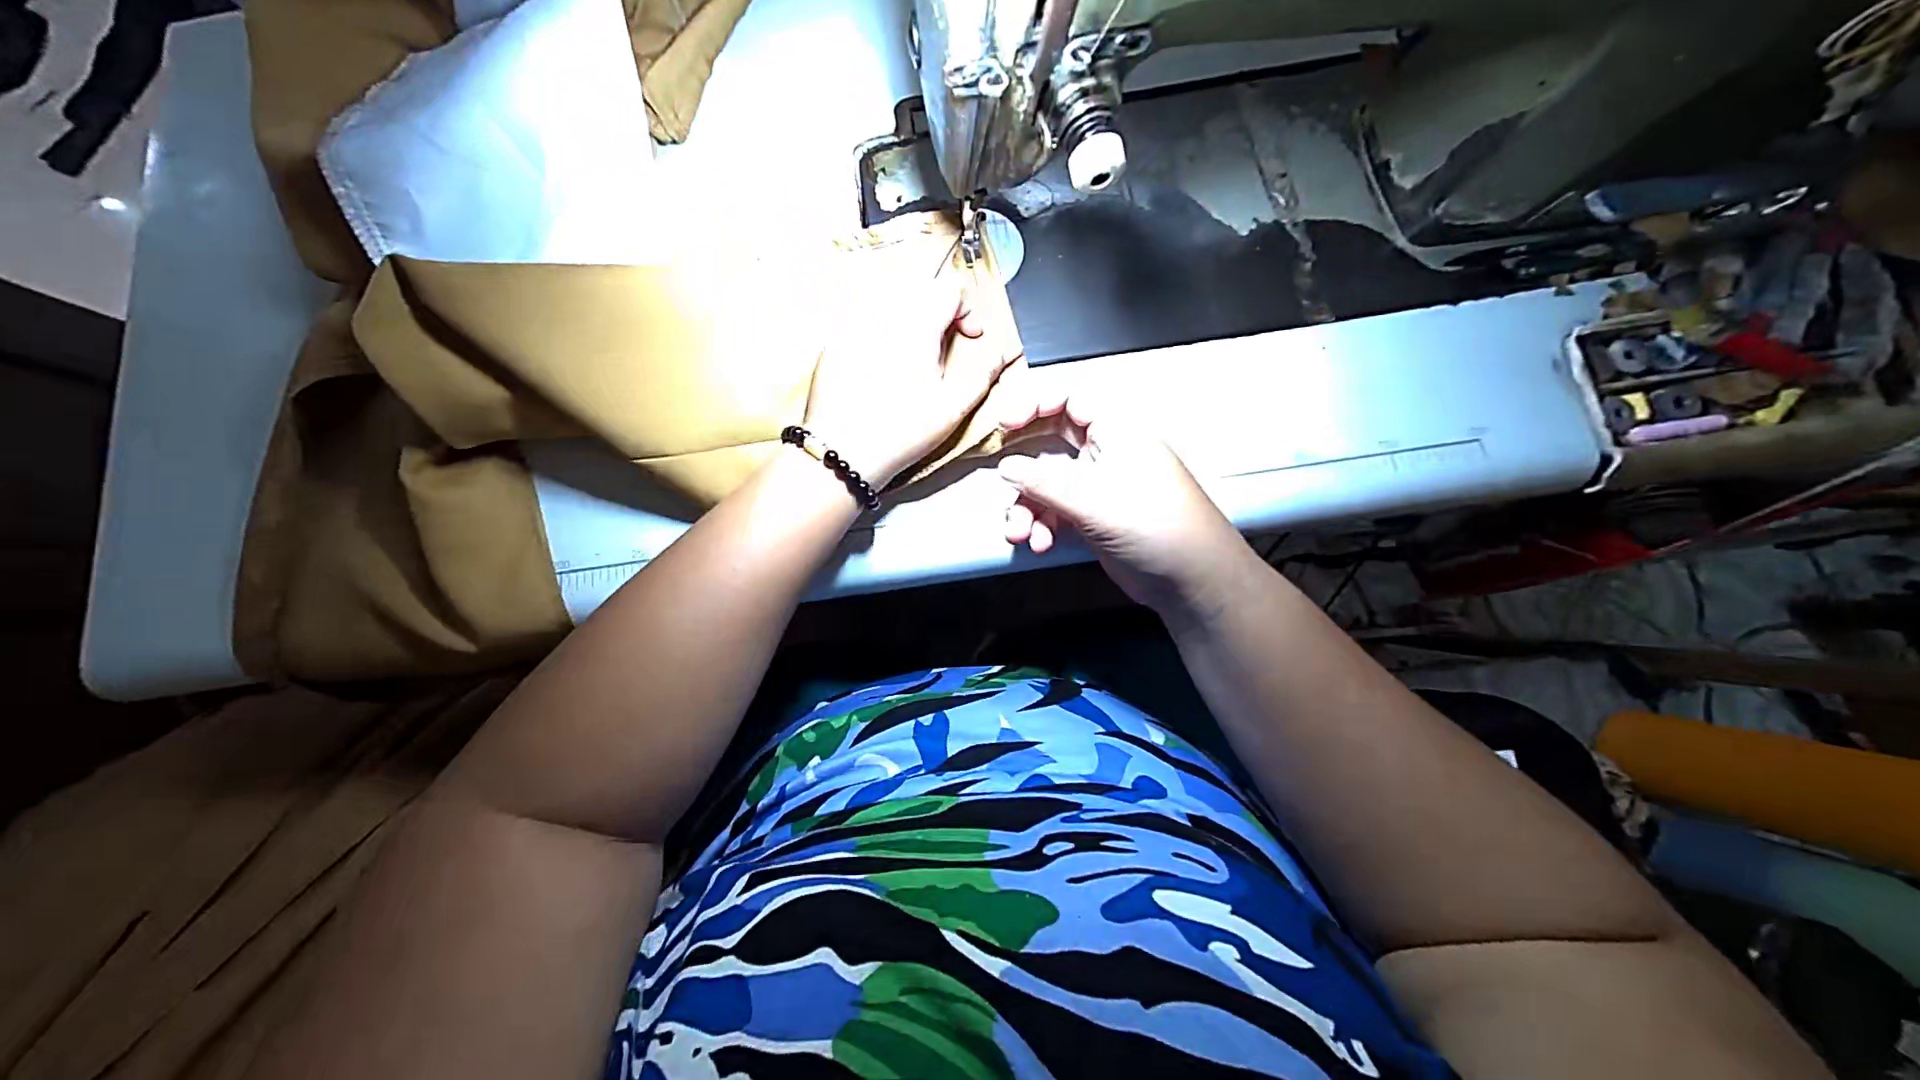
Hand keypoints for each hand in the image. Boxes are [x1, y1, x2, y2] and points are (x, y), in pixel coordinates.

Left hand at [803, 280, 1018, 488]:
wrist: (843, 454)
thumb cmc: (899, 434)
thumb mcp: (953, 408)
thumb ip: (983, 374)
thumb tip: (1002, 354)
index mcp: (916, 326)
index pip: (948, 289)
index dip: (966, 311)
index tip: (969, 336)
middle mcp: (882, 317)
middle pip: (920, 293)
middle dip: (938, 315)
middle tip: (943, 350)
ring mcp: (853, 328)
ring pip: (890, 307)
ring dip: (909, 325)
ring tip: (913, 362)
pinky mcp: (833, 345)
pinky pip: (863, 326)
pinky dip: (880, 339)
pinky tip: (882, 373)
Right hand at [997, 386, 1256, 623]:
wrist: (1190, 578)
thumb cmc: (1155, 525)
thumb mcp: (1093, 499)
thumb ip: (1043, 482)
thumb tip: (1004, 467)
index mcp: (1117, 431)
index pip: (1070, 400)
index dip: (1035, 405)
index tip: (1005, 424)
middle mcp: (1105, 452)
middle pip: (1051, 441)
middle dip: (1023, 463)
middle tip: (999, 471)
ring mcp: (1098, 486)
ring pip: (1047, 483)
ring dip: (1027, 507)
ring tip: (1019, 532)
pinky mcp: (1093, 516)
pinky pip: (1055, 511)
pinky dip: (1042, 525)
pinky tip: (1040, 543)